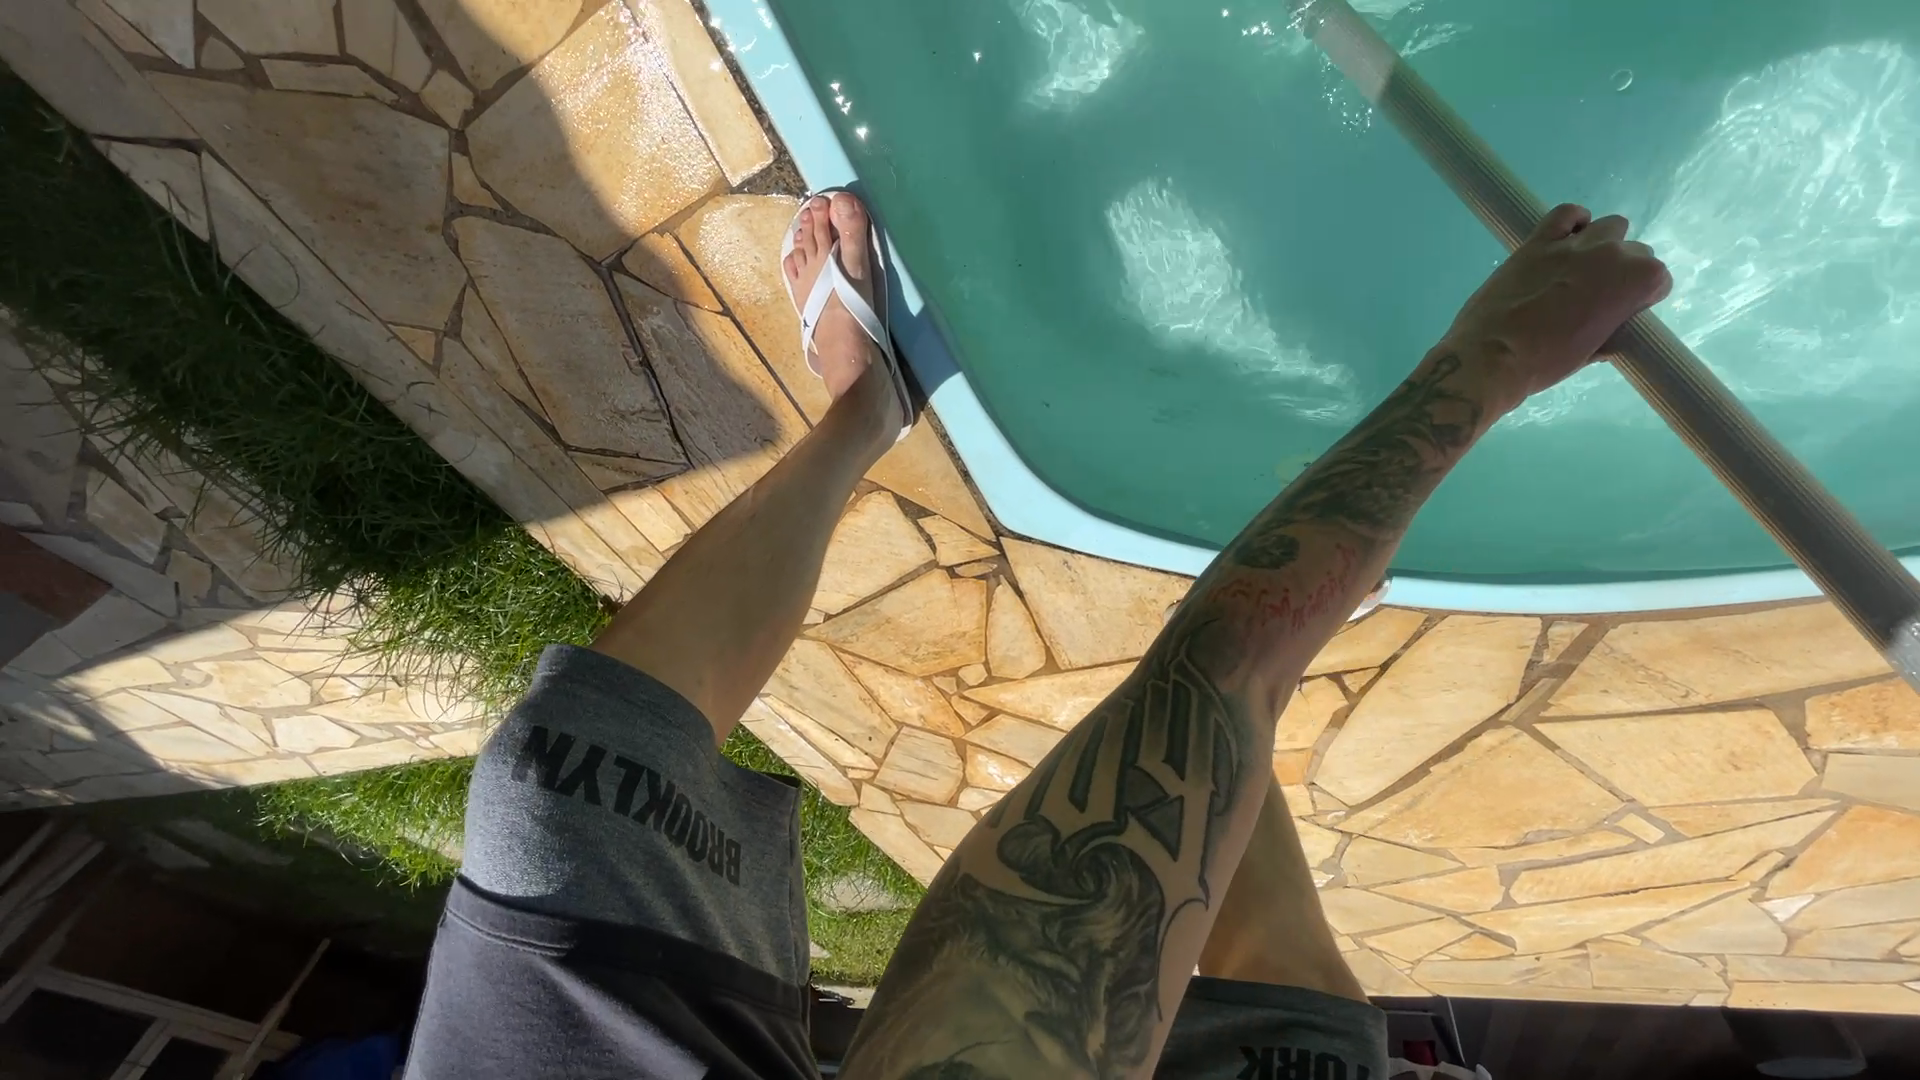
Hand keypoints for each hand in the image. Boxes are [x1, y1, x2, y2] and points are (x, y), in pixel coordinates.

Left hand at [1440, 203, 1672, 408]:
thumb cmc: (1543, 363)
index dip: (1636, 298)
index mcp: (1640, 281)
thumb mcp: (1591, 352)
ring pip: (1607, 228)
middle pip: (1632, 253)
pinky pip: (1564, 214)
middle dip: (1617, 273)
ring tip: (1576, 271)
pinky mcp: (1536, 244)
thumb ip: (1609, 330)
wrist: (1488, 359)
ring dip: (1599, 245)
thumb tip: (1610, 330)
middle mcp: (1614, 254)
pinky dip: (1570, 221)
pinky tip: (1563, 239)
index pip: (1656, 280)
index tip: (1616, 312)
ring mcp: (1574, 245)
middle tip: (1589, 297)